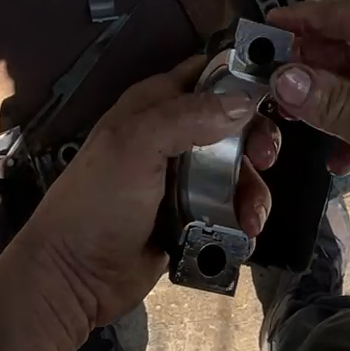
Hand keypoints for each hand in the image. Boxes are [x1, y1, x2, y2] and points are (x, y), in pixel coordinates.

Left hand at [5, 55, 279, 340]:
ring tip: (252, 215)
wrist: (75, 277)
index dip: (240, 76)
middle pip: (232, 122)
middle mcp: (172, 135)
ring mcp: (183, 178)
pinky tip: (245, 230)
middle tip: (265, 158)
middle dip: (255, 138)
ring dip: (253, 188)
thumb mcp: (137, 145)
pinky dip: (244, 215)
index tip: (275, 92)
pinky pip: (231, 206)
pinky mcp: (193, 215)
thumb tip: (245, 102)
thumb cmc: (100, 200)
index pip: (205, 73)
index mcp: (154, 105)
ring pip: (237, 168)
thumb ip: (188, 116)